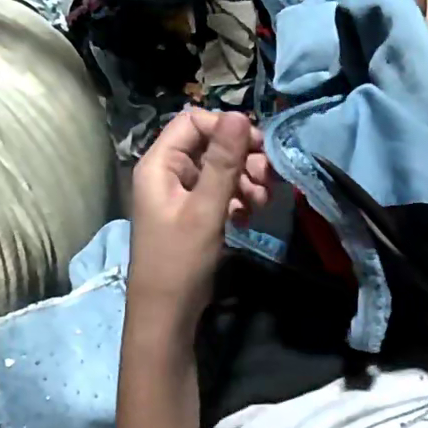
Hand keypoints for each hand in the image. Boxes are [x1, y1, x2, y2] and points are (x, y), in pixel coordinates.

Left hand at [129, 109, 272, 317]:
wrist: (167, 312)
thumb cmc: (180, 260)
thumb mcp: (205, 209)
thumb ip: (223, 162)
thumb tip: (240, 115)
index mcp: (159, 164)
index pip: (194, 121)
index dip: (227, 129)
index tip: (258, 149)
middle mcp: (168, 172)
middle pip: (211, 144)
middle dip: (243, 158)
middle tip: (268, 179)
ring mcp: (181, 193)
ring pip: (220, 169)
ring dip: (246, 179)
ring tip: (263, 202)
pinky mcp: (194, 212)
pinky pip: (220, 191)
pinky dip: (239, 198)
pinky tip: (249, 215)